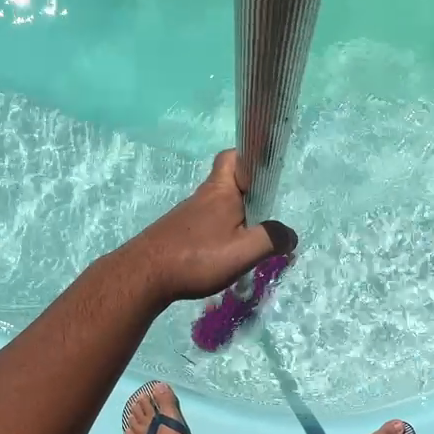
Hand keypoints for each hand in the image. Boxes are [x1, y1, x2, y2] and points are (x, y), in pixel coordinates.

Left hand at [117, 151, 297, 303]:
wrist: (143, 276)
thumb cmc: (197, 257)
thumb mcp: (244, 251)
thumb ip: (271, 240)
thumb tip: (291, 235)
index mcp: (221, 191)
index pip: (232, 157)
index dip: (249, 157)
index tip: (264, 174)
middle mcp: (202, 196)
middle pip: (228, 185)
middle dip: (247, 197)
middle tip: (263, 220)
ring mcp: (186, 215)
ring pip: (216, 207)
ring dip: (233, 220)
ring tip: (246, 245)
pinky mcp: (176, 233)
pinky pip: (204, 226)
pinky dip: (217, 236)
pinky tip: (220, 258)